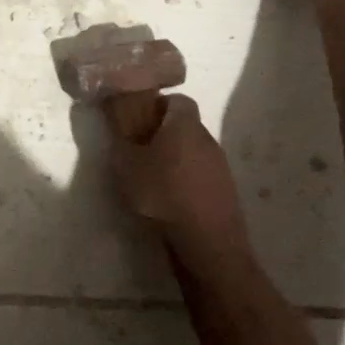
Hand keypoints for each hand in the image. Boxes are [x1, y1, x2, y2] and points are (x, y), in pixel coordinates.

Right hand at [108, 95, 244, 234]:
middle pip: (186, 126)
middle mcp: (208, 140)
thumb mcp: (125, 164)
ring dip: (177, 159)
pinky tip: (172, 200)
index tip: (139, 118)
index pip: (177, 99)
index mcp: (184, 125)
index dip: (158, 104)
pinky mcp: (227, 194)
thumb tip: (117, 126)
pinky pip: (203, 176)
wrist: (209, 245)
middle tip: (141, 147)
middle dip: (165, 133)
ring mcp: (222, 168)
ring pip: (195, 152)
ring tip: (154, 177)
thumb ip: (119, 141)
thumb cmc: (163, 194)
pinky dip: (188, 181)